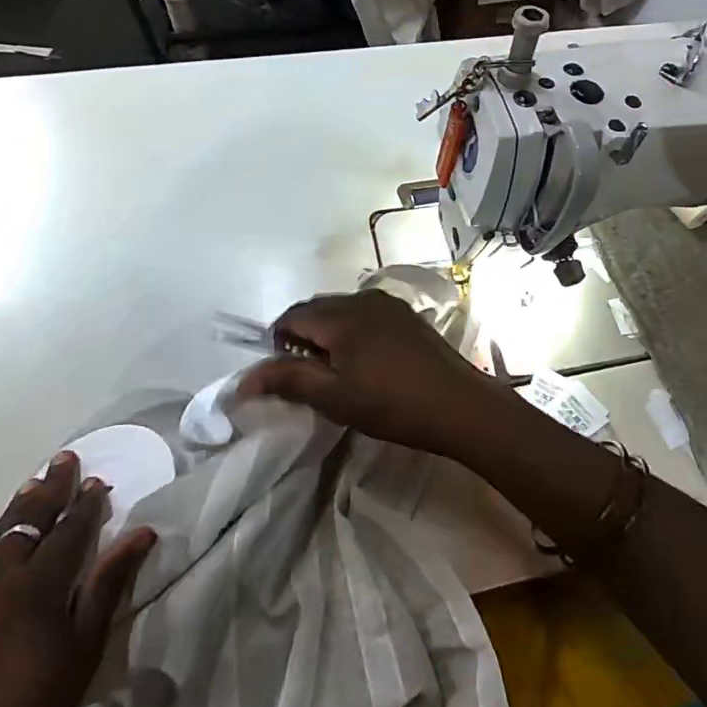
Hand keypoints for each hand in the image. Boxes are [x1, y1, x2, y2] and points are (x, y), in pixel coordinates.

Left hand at [0, 452, 155, 706]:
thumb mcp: (79, 659)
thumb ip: (106, 590)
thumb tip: (141, 533)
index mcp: (33, 589)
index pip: (67, 532)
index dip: (84, 505)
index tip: (96, 481)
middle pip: (23, 524)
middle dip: (47, 490)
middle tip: (63, 460)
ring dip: (11, 519)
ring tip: (29, 490)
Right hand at [236, 289, 510, 456]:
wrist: (462, 407)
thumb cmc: (391, 404)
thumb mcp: (334, 397)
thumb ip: (288, 381)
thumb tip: (244, 381)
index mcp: (339, 314)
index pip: (290, 317)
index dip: (278, 343)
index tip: (287, 374)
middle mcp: (361, 298)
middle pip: (315, 309)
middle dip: (303, 336)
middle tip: (309, 375)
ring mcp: (388, 304)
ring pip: (341, 311)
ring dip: (328, 333)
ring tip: (337, 370)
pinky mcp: (407, 316)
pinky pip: (365, 315)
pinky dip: (353, 332)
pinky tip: (367, 362)